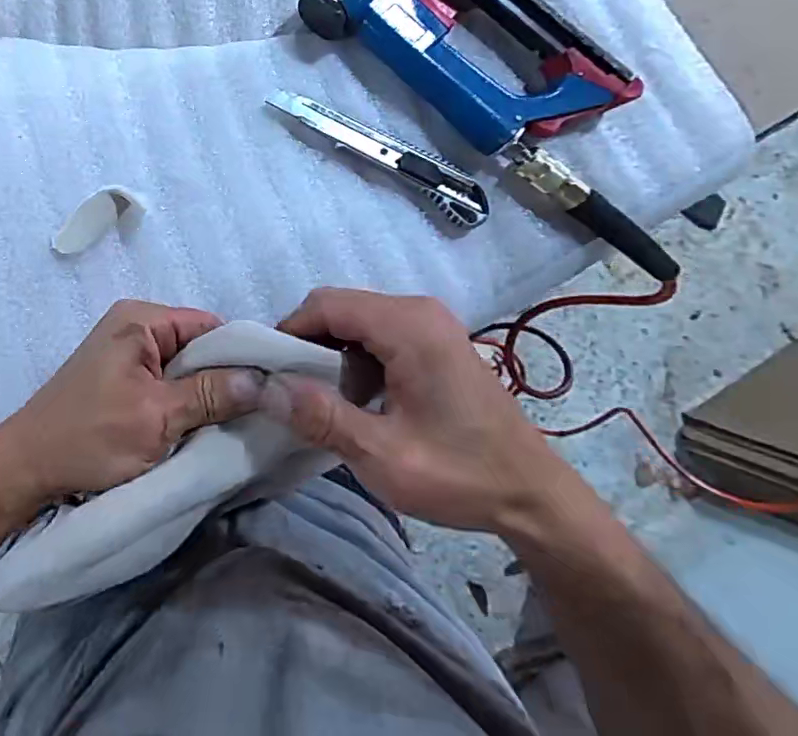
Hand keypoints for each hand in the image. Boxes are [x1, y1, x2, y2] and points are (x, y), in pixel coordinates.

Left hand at [0, 300, 258, 507]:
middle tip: (255, 411)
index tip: (271, 388)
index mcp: (141, 320)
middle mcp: (136, 326)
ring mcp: (127, 352)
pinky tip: (200, 424)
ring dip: (205, 394)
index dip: (242, 355)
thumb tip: (266, 379)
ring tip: (232, 421)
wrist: (23, 473)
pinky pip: (168, 382)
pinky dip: (184, 403)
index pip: (211, 326)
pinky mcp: (123, 378)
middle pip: (200, 346)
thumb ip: (212, 394)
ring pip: (187, 368)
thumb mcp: (157, 417)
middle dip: (224, 378)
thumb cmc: (88, 439)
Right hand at [270, 288, 588, 535]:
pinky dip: (356, 359)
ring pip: (358, 321)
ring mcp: (431, 323)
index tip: (268, 373)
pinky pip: (380, 334)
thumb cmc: (460, 474)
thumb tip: (267, 388)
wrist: (531, 493)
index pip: (327, 305)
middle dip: (307, 344)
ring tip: (319, 401)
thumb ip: (322, 416)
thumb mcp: (383, 454)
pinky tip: (355, 399)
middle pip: (341, 308)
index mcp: (408, 326)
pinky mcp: (437, 341)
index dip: (289, 331)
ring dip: (331, 354)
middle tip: (290, 393)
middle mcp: (419, 311)